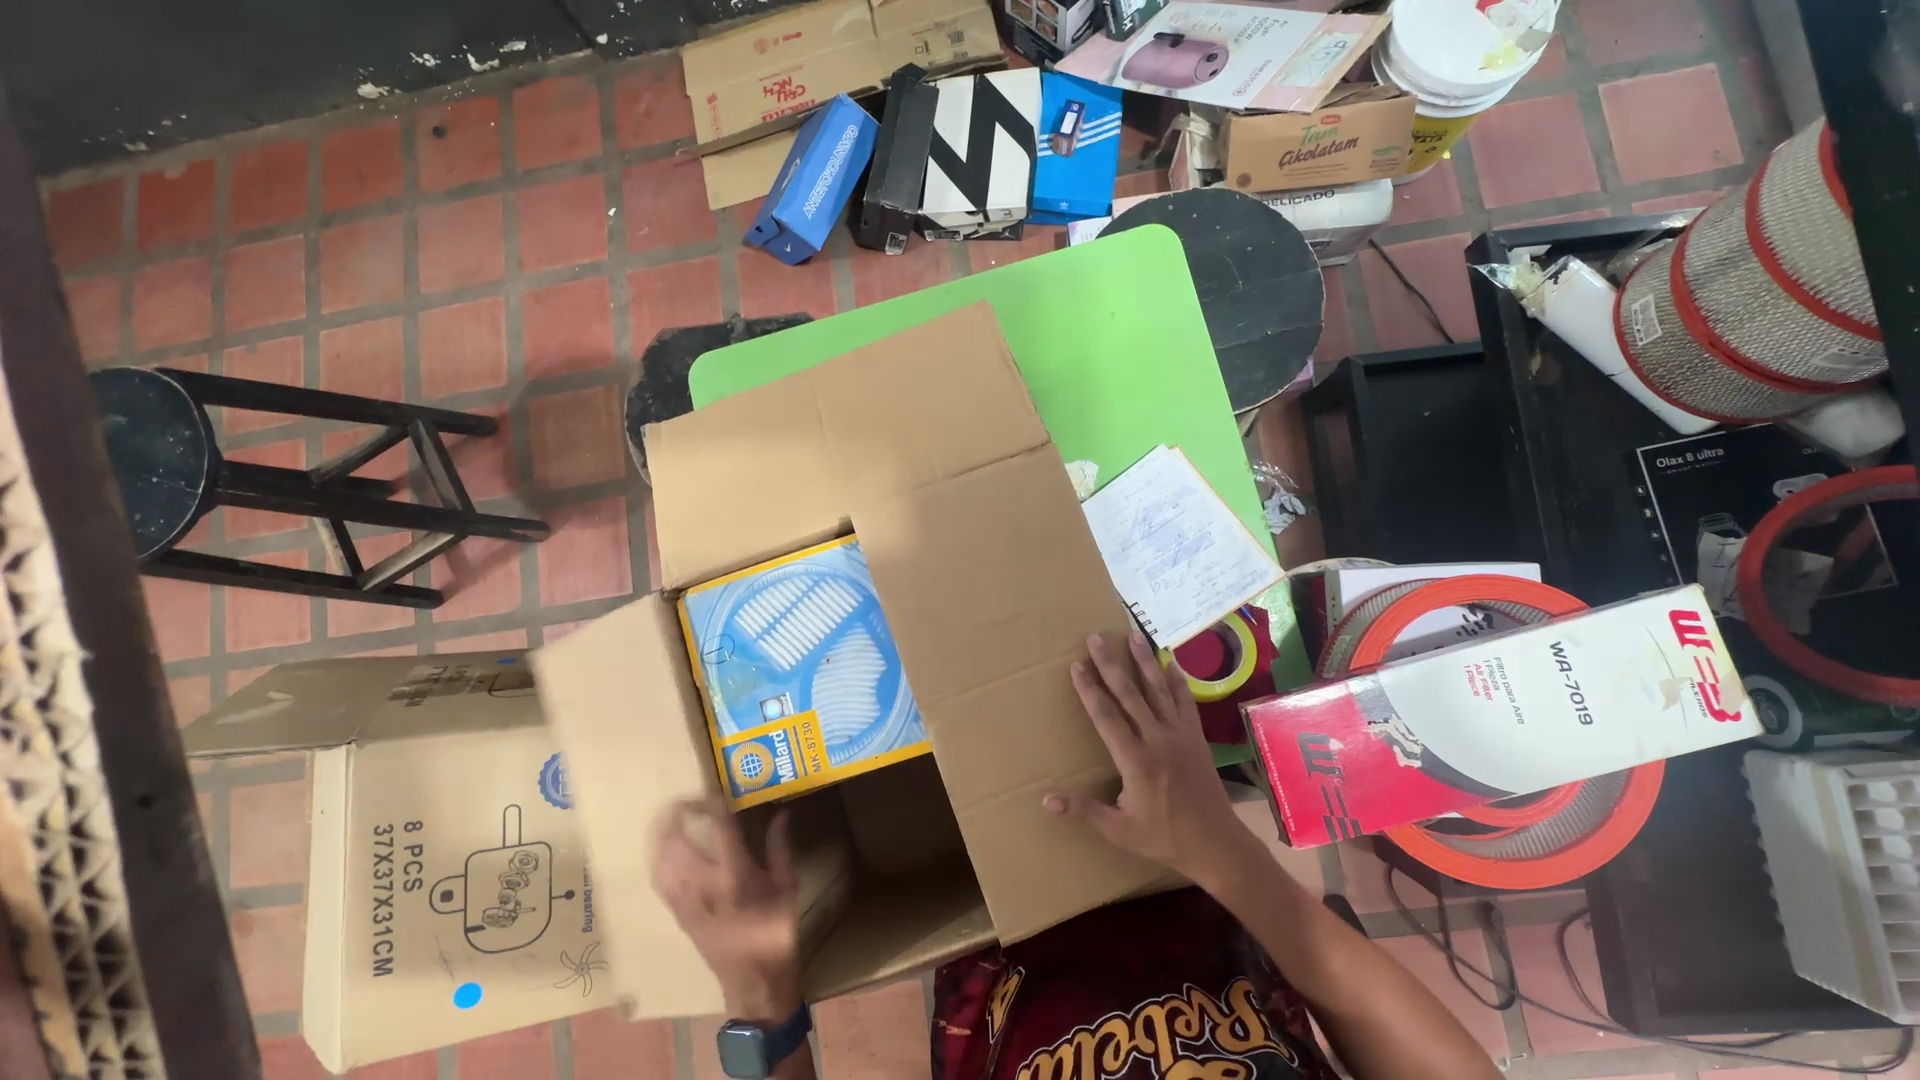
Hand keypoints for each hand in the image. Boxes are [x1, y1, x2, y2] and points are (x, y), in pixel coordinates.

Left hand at [653, 798, 802, 1019]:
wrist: (754, 980)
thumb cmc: (776, 931)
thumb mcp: (789, 887)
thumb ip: (782, 847)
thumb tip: (781, 814)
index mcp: (737, 875)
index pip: (719, 828)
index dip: (713, 803)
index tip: (715, 789)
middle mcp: (705, 885)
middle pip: (678, 841)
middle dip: (677, 815)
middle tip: (686, 800)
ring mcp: (686, 901)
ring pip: (662, 860)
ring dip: (662, 835)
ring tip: (670, 818)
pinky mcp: (677, 914)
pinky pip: (659, 881)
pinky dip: (658, 860)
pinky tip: (664, 850)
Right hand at [1044, 631, 1259, 889]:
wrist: (1216, 843)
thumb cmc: (1164, 838)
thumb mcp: (1119, 830)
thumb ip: (1084, 809)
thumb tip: (1046, 800)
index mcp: (1135, 760)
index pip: (1106, 716)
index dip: (1089, 689)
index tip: (1076, 665)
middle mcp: (1157, 739)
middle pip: (1129, 693)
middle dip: (1110, 664)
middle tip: (1095, 638)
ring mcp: (1180, 735)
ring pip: (1157, 690)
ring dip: (1143, 662)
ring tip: (1132, 635)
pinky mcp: (1196, 737)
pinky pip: (1184, 701)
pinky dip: (1176, 680)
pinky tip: (1170, 662)